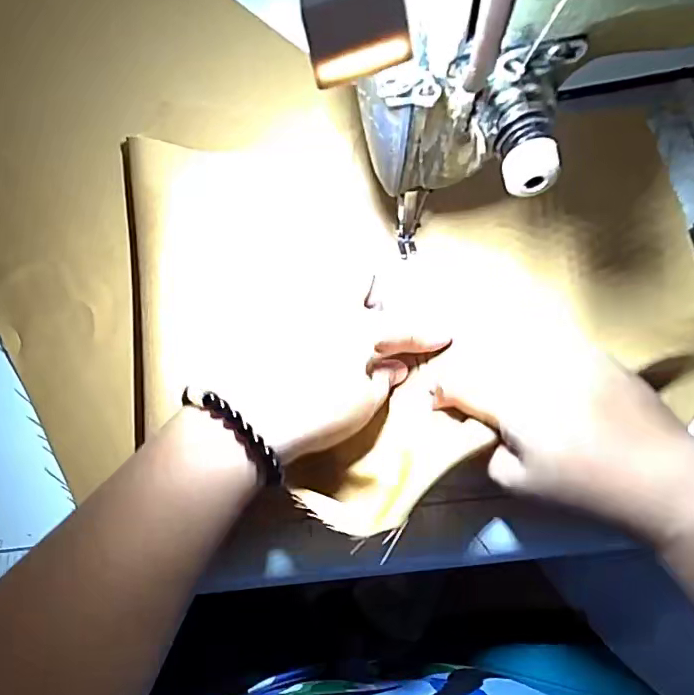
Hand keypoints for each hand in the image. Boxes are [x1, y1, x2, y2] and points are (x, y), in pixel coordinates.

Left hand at [189, 274, 448, 463]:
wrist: (250, 420)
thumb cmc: (316, 414)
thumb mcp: (363, 405)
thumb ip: (382, 380)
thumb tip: (393, 366)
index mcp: (360, 330)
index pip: (404, 328)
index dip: (427, 333)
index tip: (443, 334)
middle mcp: (329, 309)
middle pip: (360, 274)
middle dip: (375, 290)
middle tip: (378, 318)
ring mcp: (296, 312)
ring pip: (325, 286)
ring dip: (340, 300)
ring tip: (341, 331)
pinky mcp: (266, 324)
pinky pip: (294, 309)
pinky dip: (308, 322)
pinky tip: (307, 345)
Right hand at [429, 334, 693, 542]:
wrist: (659, 473)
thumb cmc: (584, 485)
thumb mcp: (518, 483)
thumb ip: (489, 452)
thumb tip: (486, 431)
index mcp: (512, 400)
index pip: (461, 383)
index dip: (443, 392)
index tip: (439, 404)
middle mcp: (538, 366)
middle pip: (486, 354)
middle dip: (469, 369)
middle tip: (465, 389)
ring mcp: (573, 354)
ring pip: (520, 339)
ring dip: (500, 352)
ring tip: (498, 370)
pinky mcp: (600, 354)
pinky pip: (556, 338)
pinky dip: (536, 345)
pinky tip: (537, 359)